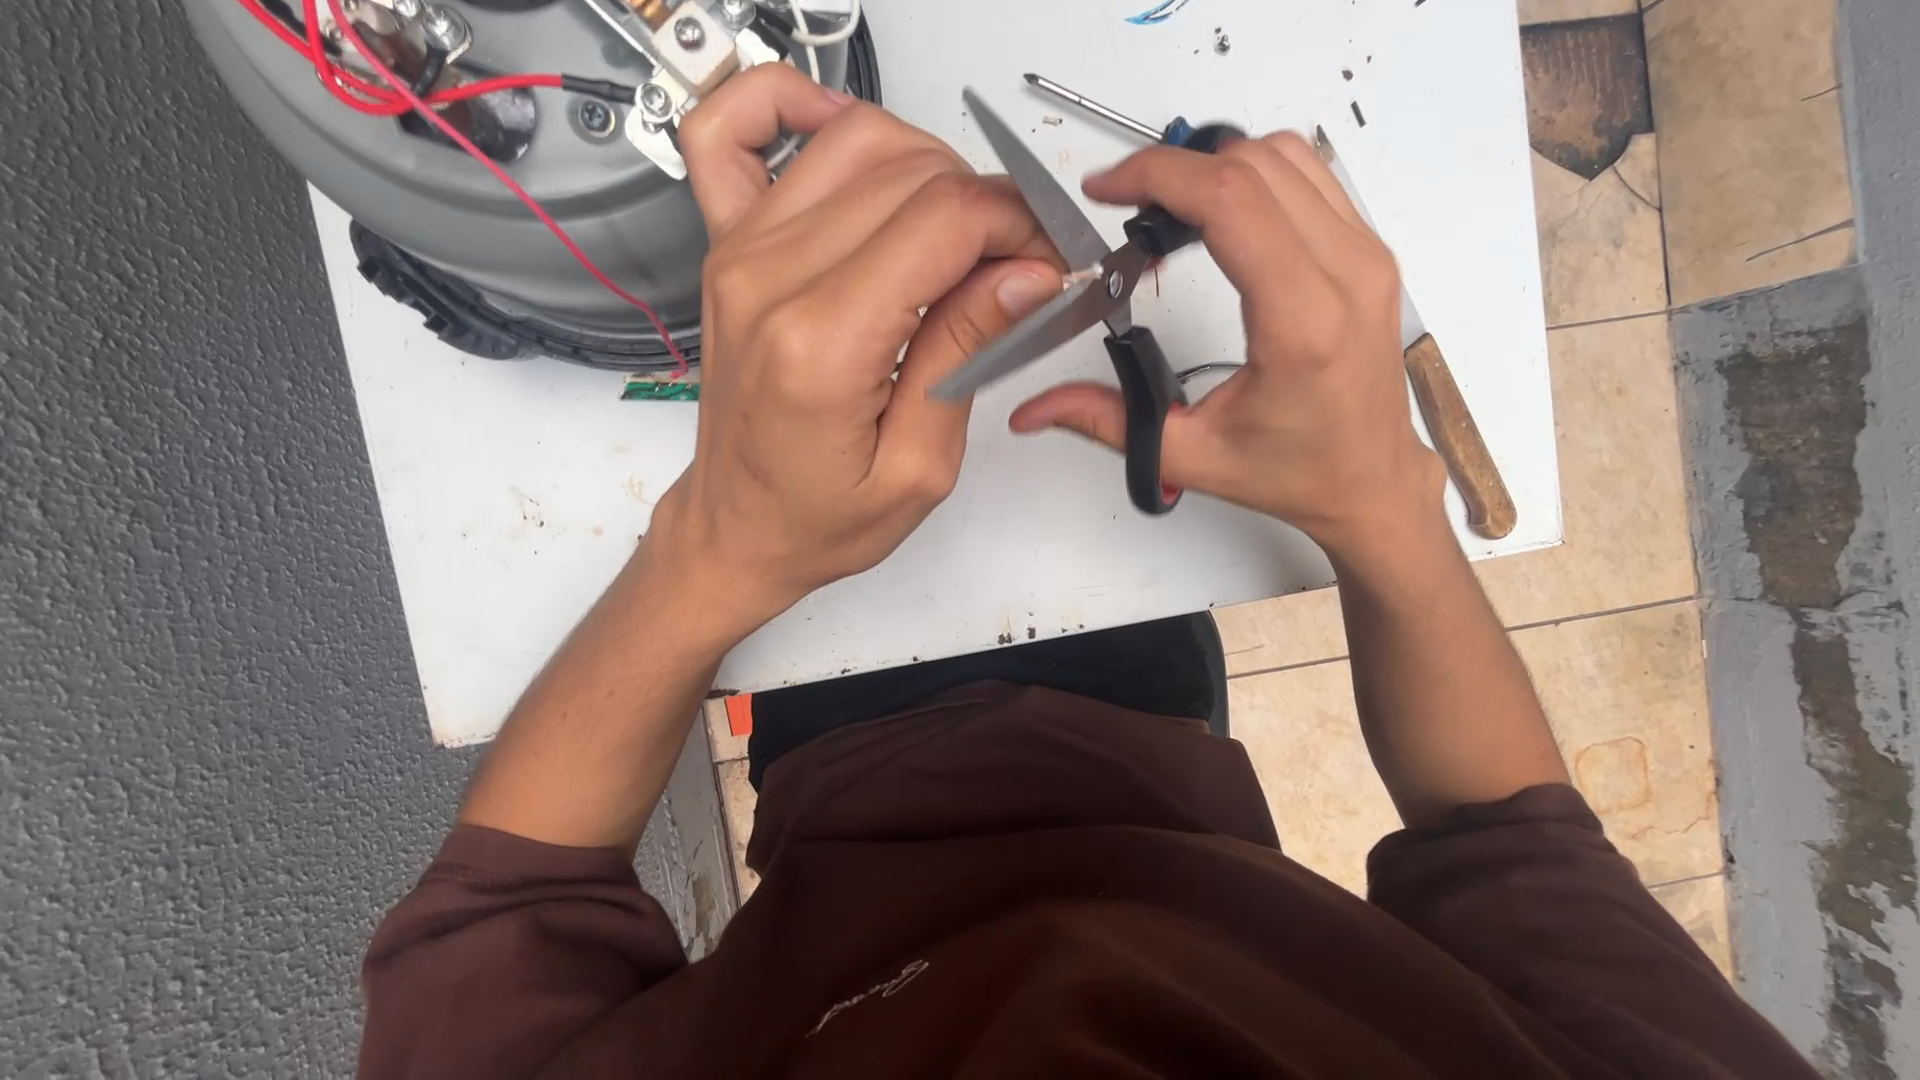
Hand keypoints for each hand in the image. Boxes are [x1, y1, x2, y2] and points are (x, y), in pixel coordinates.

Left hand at [647, 66, 1062, 640]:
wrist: (739, 527)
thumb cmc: (816, 516)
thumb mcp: (920, 467)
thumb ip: (967, 353)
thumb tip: (1025, 273)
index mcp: (822, 345)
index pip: (946, 220)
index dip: (1020, 224)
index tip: (1049, 258)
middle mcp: (770, 280)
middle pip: (913, 174)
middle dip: (990, 205)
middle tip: (1016, 260)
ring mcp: (742, 253)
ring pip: (857, 140)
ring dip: (929, 168)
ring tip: (956, 232)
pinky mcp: (728, 248)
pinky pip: (731, 131)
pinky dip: (785, 103)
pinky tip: (841, 134)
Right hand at [1009, 132, 1444, 563]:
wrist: (1368, 478)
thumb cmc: (1296, 471)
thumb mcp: (1188, 455)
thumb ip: (1105, 422)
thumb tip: (1035, 409)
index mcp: (1302, 324)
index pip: (1231, 201)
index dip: (1159, 176)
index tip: (1109, 189)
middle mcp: (1346, 274)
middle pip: (1253, 164)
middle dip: (1175, 167)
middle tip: (1126, 204)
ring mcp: (1365, 255)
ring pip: (1285, 155)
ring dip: (1215, 165)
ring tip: (1165, 209)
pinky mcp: (1367, 251)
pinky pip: (1309, 175)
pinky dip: (1252, 174)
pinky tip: (1213, 215)